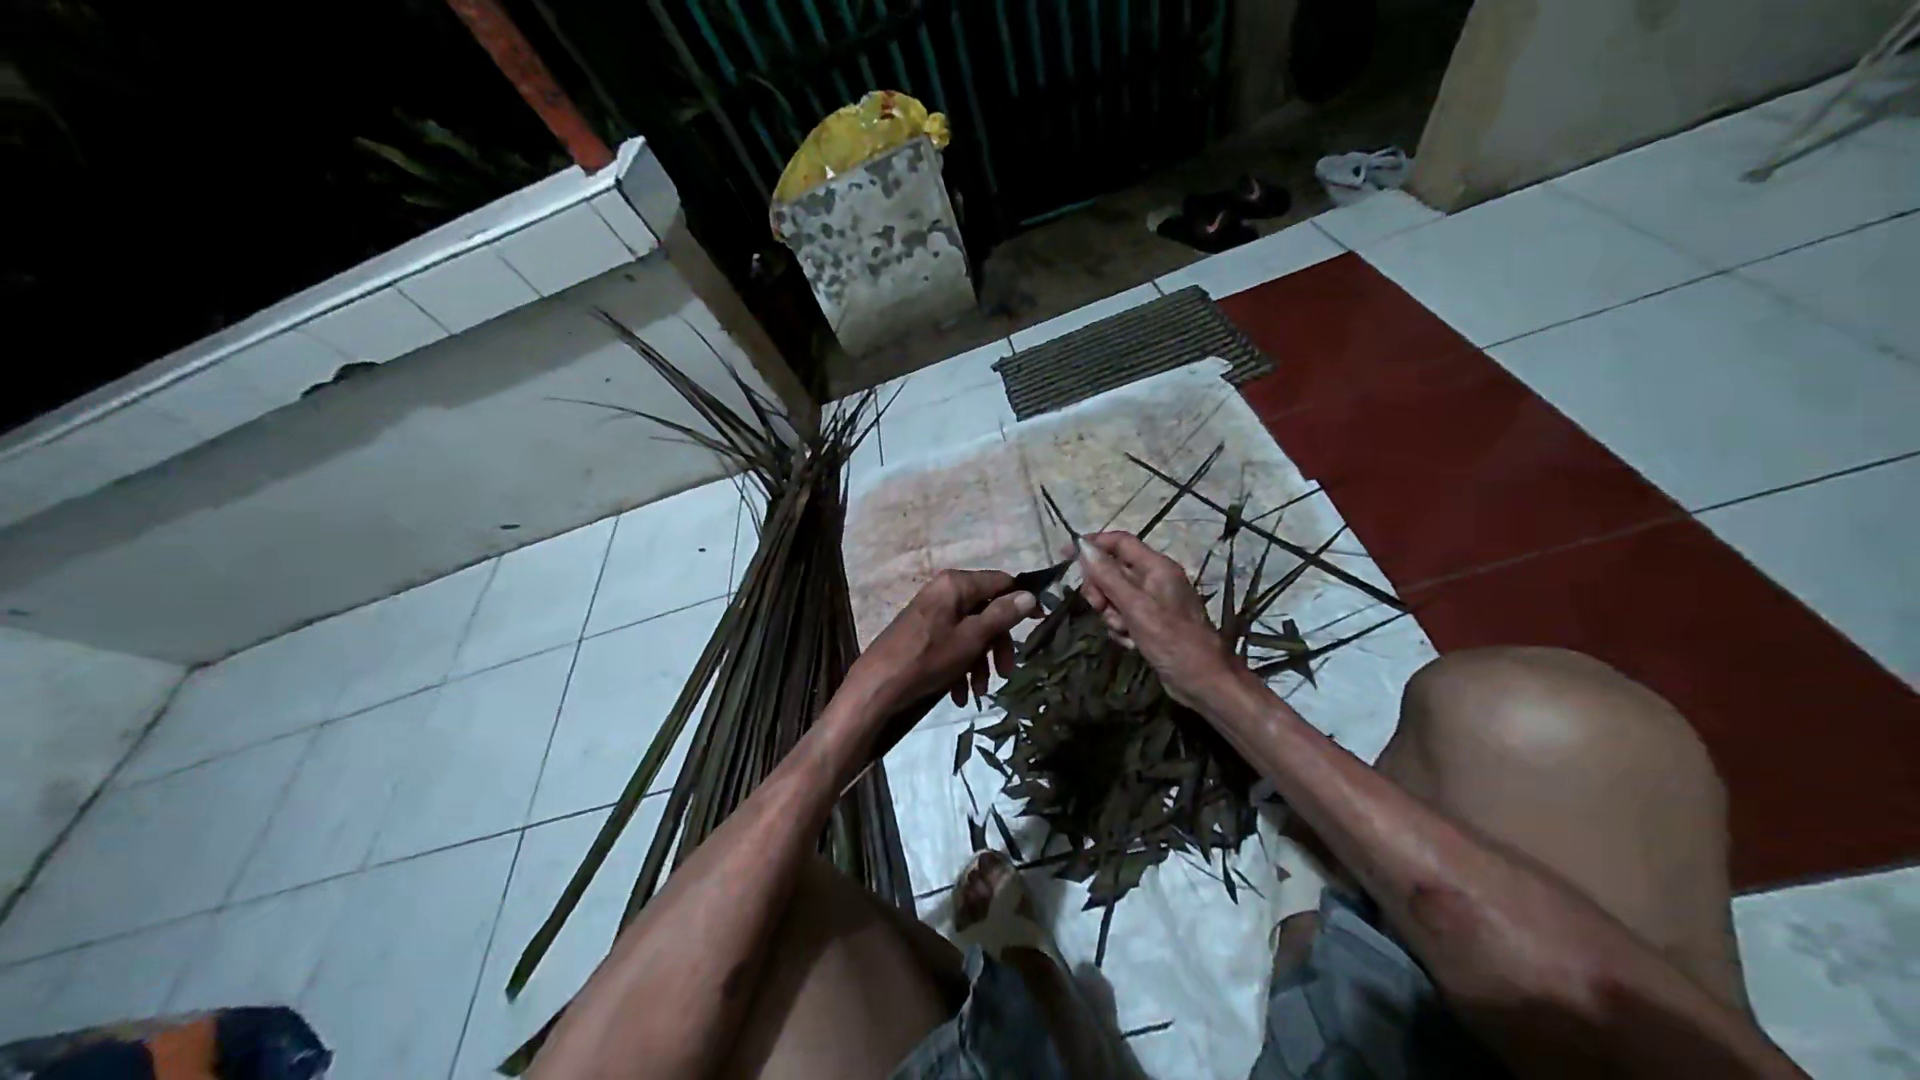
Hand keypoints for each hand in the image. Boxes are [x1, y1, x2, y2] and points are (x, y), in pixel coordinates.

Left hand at [846, 569, 1039, 719]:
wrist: (878, 686)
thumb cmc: (928, 658)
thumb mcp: (972, 638)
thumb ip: (1002, 615)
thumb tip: (1029, 595)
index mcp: (956, 584)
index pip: (1001, 582)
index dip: (1022, 602)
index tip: (1039, 623)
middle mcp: (944, 592)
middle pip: (986, 612)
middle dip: (998, 645)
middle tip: (1006, 672)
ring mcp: (932, 613)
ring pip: (970, 633)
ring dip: (979, 663)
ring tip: (978, 692)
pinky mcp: (922, 633)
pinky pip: (951, 644)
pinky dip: (960, 667)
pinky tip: (960, 694)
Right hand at [1073, 532, 1248, 709]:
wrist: (1202, 679)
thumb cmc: (1171, 639)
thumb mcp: (1135, 606)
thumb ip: (1108, 576)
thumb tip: (1083, 547)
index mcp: (1156, 567)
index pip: (1119, 542)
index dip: (1092, 544)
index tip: (1065, 554)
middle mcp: (1155, 579)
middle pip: (1112, 570)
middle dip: (1100, 588)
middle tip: (1100, 606)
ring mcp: (1153, 602)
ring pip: (1114, 596)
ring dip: (1111, 613)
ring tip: (1123, 630)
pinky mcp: (1150, 623)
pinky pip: (1123, 616)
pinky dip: (1121, 628)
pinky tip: (1130, 642)